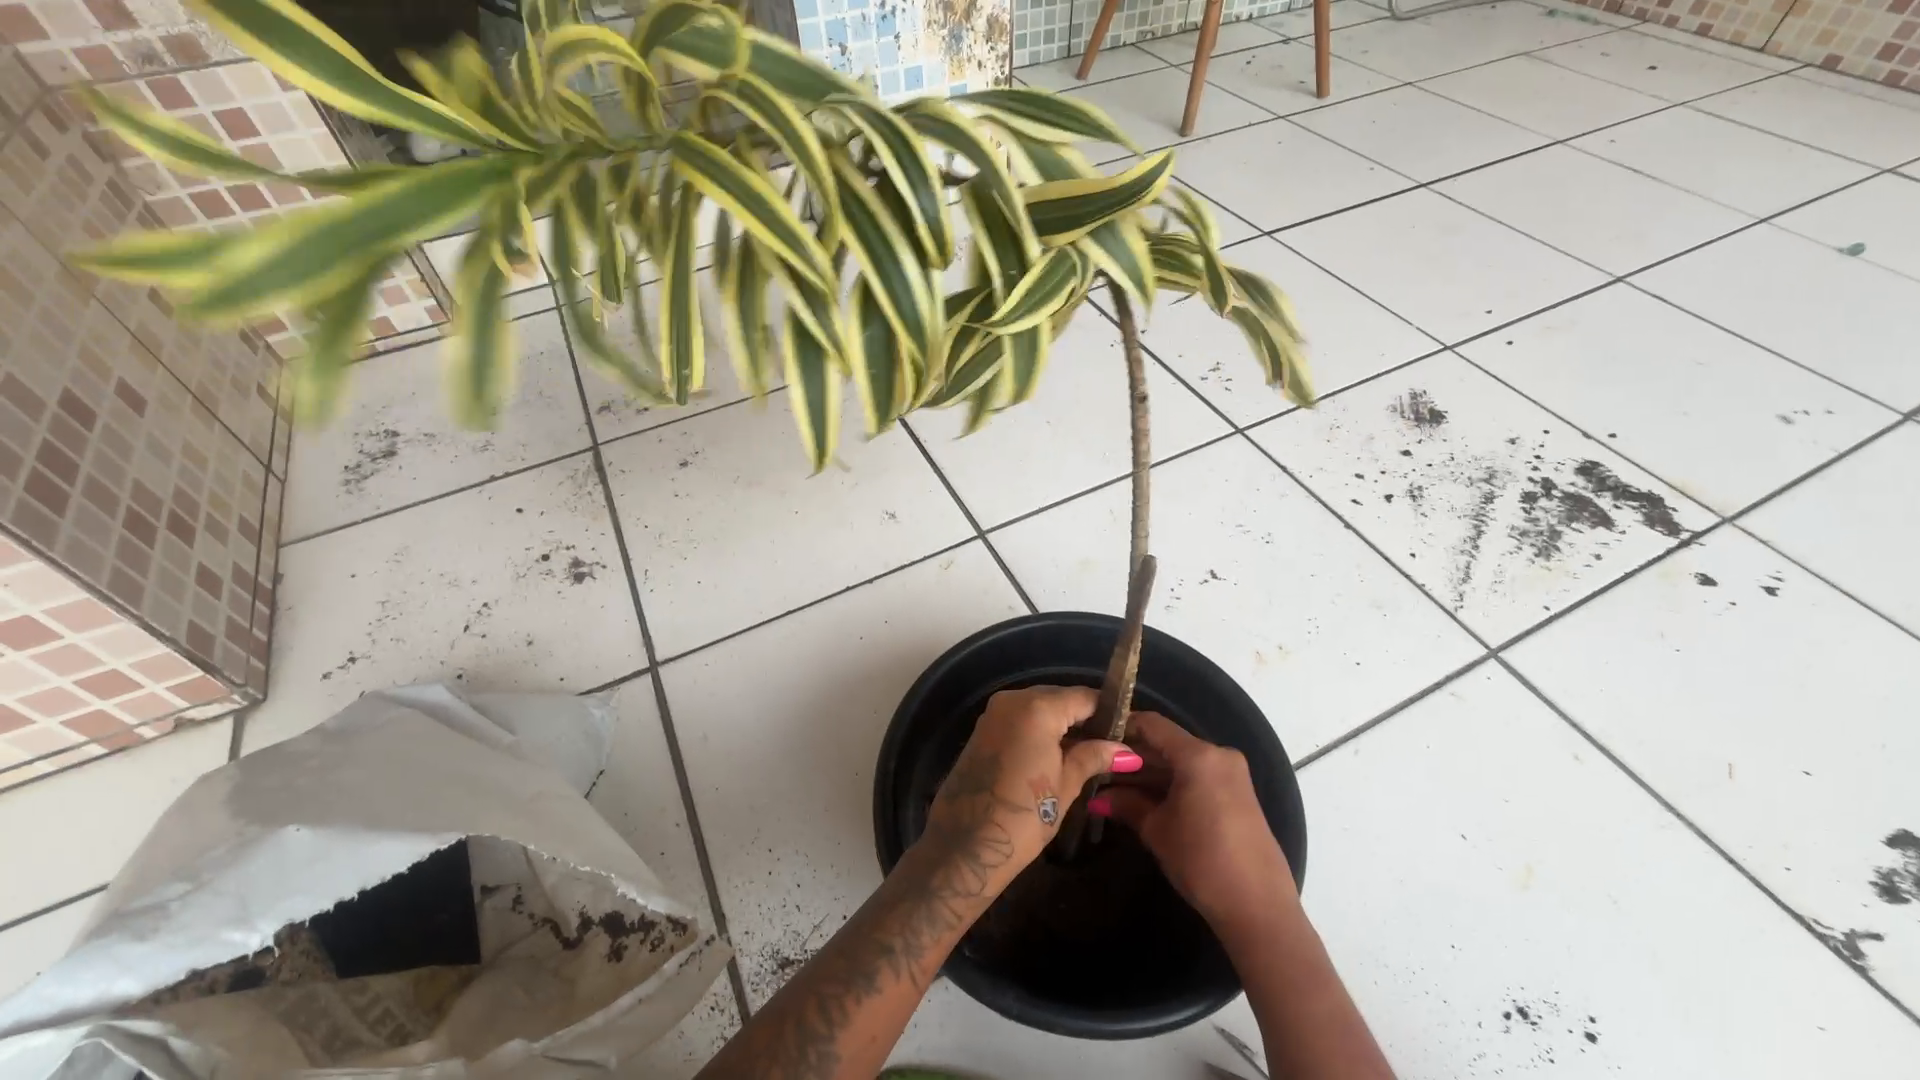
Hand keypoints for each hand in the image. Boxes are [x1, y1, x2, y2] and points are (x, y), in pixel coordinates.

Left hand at [918, 686, 1138, 895]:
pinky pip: (1019, 720)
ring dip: (1061, 726)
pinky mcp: (981, 732)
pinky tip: (1056, 756)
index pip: (1083, 697)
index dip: (1109, 711)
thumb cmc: (1023, 816)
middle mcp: (1012, 700)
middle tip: (1110, 745)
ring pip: (1038, 708)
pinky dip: (1038, 732)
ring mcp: (992, 714)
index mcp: (1037, 708)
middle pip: (1059, 698)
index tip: (1128, 730)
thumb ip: (1093, 757)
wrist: (964, 846)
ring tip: (1088, 753)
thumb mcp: (1066, 785)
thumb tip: (1125, 750)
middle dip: (1084, 718)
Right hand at [1096, 712, 1294, 932]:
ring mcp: (1231, 774)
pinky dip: (1170, 784)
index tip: (1093, 740)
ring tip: (1112, 787)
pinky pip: (1196, 777)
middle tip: (1097, 769)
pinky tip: (1143, 799)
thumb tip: (1098, 798)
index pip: (1151, 725)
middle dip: (1132, 757)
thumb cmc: (1202, 861)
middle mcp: (1218, 755)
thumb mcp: (1157, 830)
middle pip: (1166, 744)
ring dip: (1149, 773)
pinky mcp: (1237, 794)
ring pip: (1180, 762)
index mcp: (1199, 755)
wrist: (1257, 906)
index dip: (1121, 729)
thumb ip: (1126, 805)